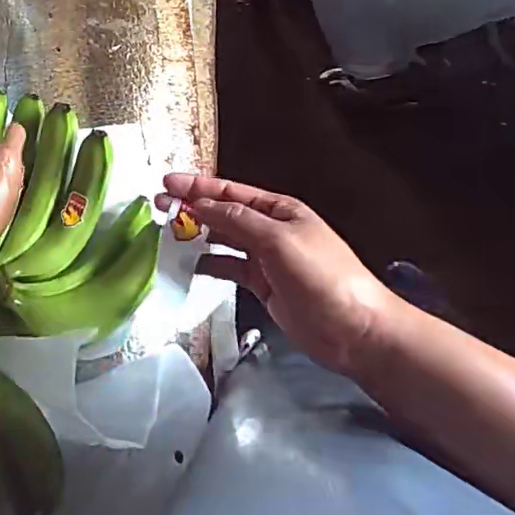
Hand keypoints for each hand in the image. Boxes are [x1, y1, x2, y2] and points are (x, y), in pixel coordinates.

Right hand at [163, 173, 400, 377]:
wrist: (355, 330)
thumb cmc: (322, 277)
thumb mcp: (279, 241)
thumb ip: (238, 221)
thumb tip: (202, 204)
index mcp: (279, 210)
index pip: (232, 192)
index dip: (198, 186)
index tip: (167, 183)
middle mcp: (270, 229)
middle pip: (224, 213)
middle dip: (192, 207)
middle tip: (158, 206)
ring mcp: (267, 258)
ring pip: (224, 240)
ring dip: (198, 234)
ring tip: (166, 231)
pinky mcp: (264, 285)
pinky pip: (230, 268)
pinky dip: (210, 263)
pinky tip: (191, 263)